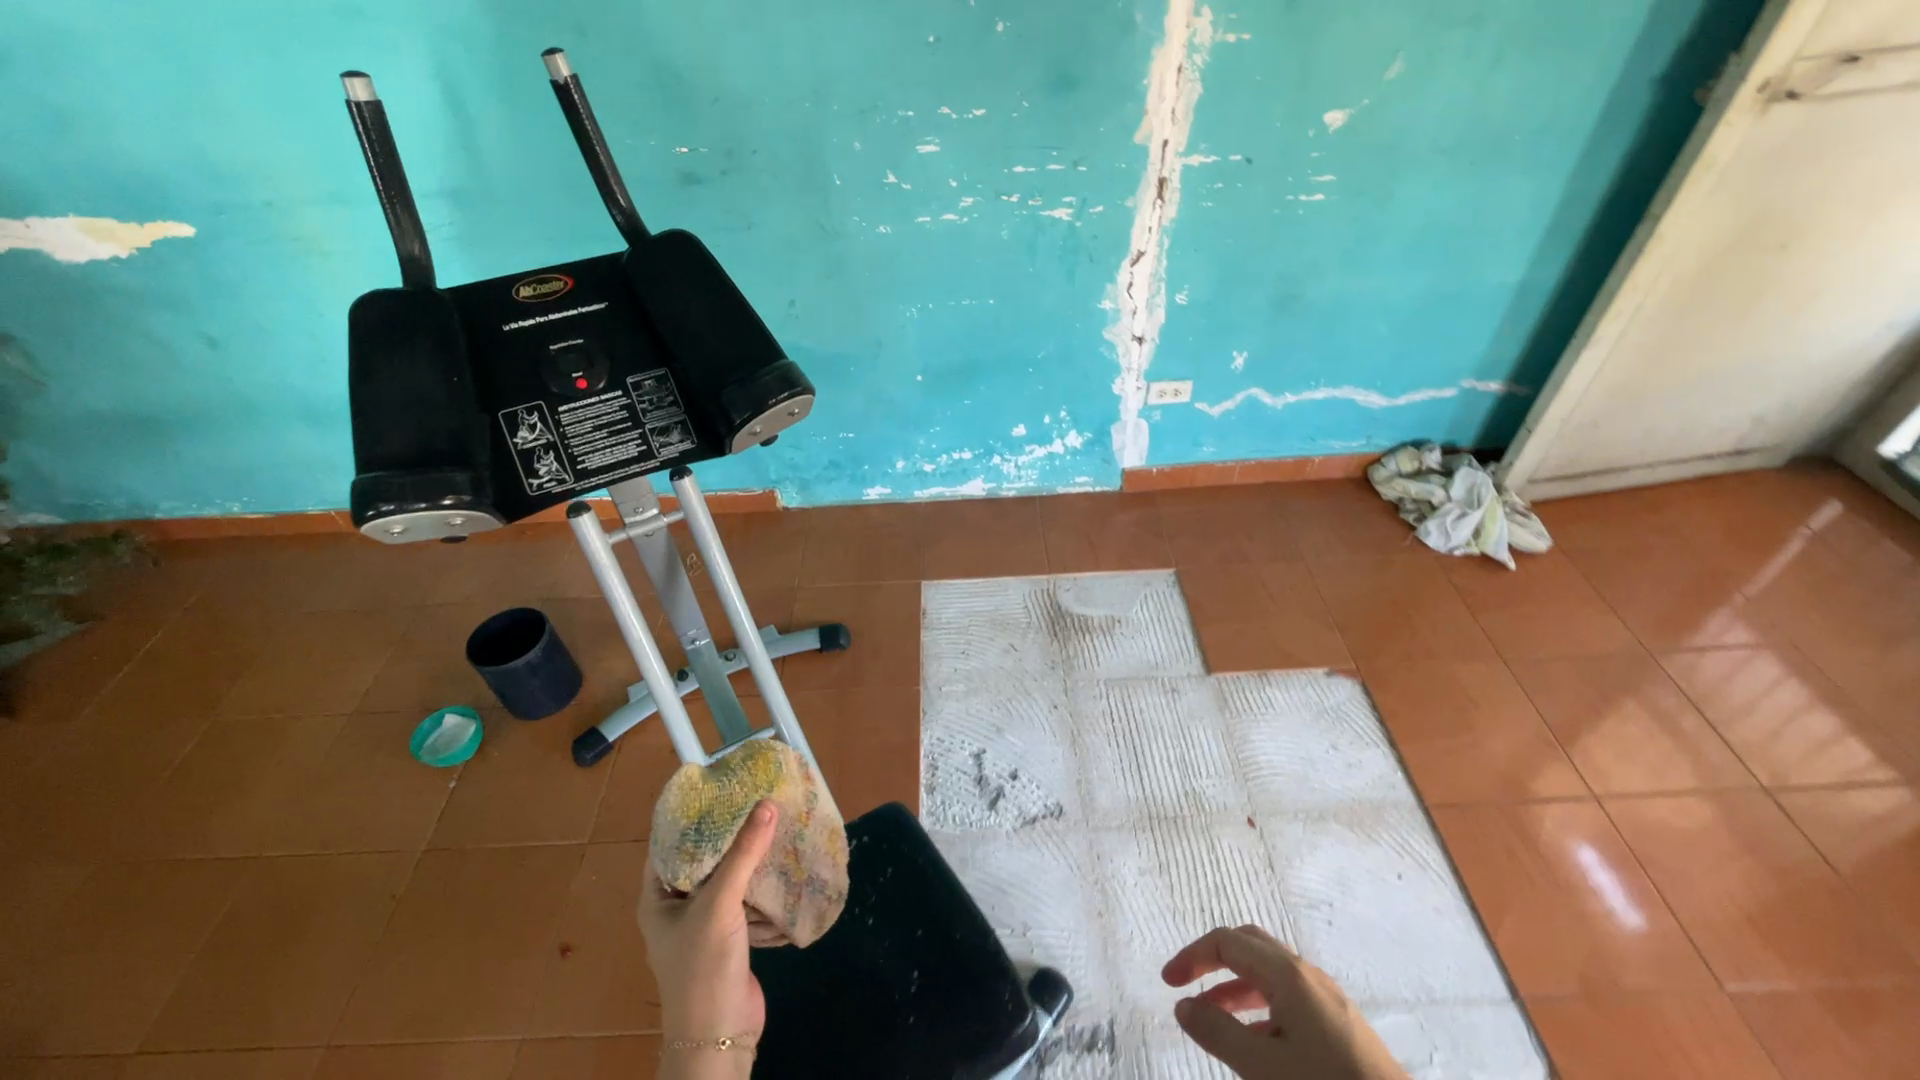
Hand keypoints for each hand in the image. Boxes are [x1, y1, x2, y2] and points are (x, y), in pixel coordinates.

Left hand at [638, 799, 777, 1078]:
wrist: (720, 1034)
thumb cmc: (703, 966)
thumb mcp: (719, 904)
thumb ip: (743, 854)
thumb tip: (767, 804)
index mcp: (657, 897)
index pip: (669, 844)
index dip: (690, 816)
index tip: (719, 787)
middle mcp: (677, 906)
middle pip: (702, 859)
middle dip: (729, 834)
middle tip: (754, 800)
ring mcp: (704, 924)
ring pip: (727, 879)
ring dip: (749, 858)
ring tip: (773, 823)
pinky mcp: (730, 938)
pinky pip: (745, 900)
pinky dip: (762, 885)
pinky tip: (783, 864)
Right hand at [1162, 925, 1407, 1079]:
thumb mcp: (1262, 1067)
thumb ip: (1217, 1033)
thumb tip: (1183, 1005)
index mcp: (1287, 975)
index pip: (1228, 941)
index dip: (1192, 956)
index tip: (1169, 985)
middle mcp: (1307, 974)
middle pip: (1250, 945)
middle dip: (1213, 960)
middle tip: (1186, 985)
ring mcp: (1326, 997)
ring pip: (1268, 972)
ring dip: (1234, 986)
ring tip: (1211, 1018)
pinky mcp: (1337, 1021)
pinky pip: (1287, 996)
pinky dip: (1258, 1005)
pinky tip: (1253, 1040)